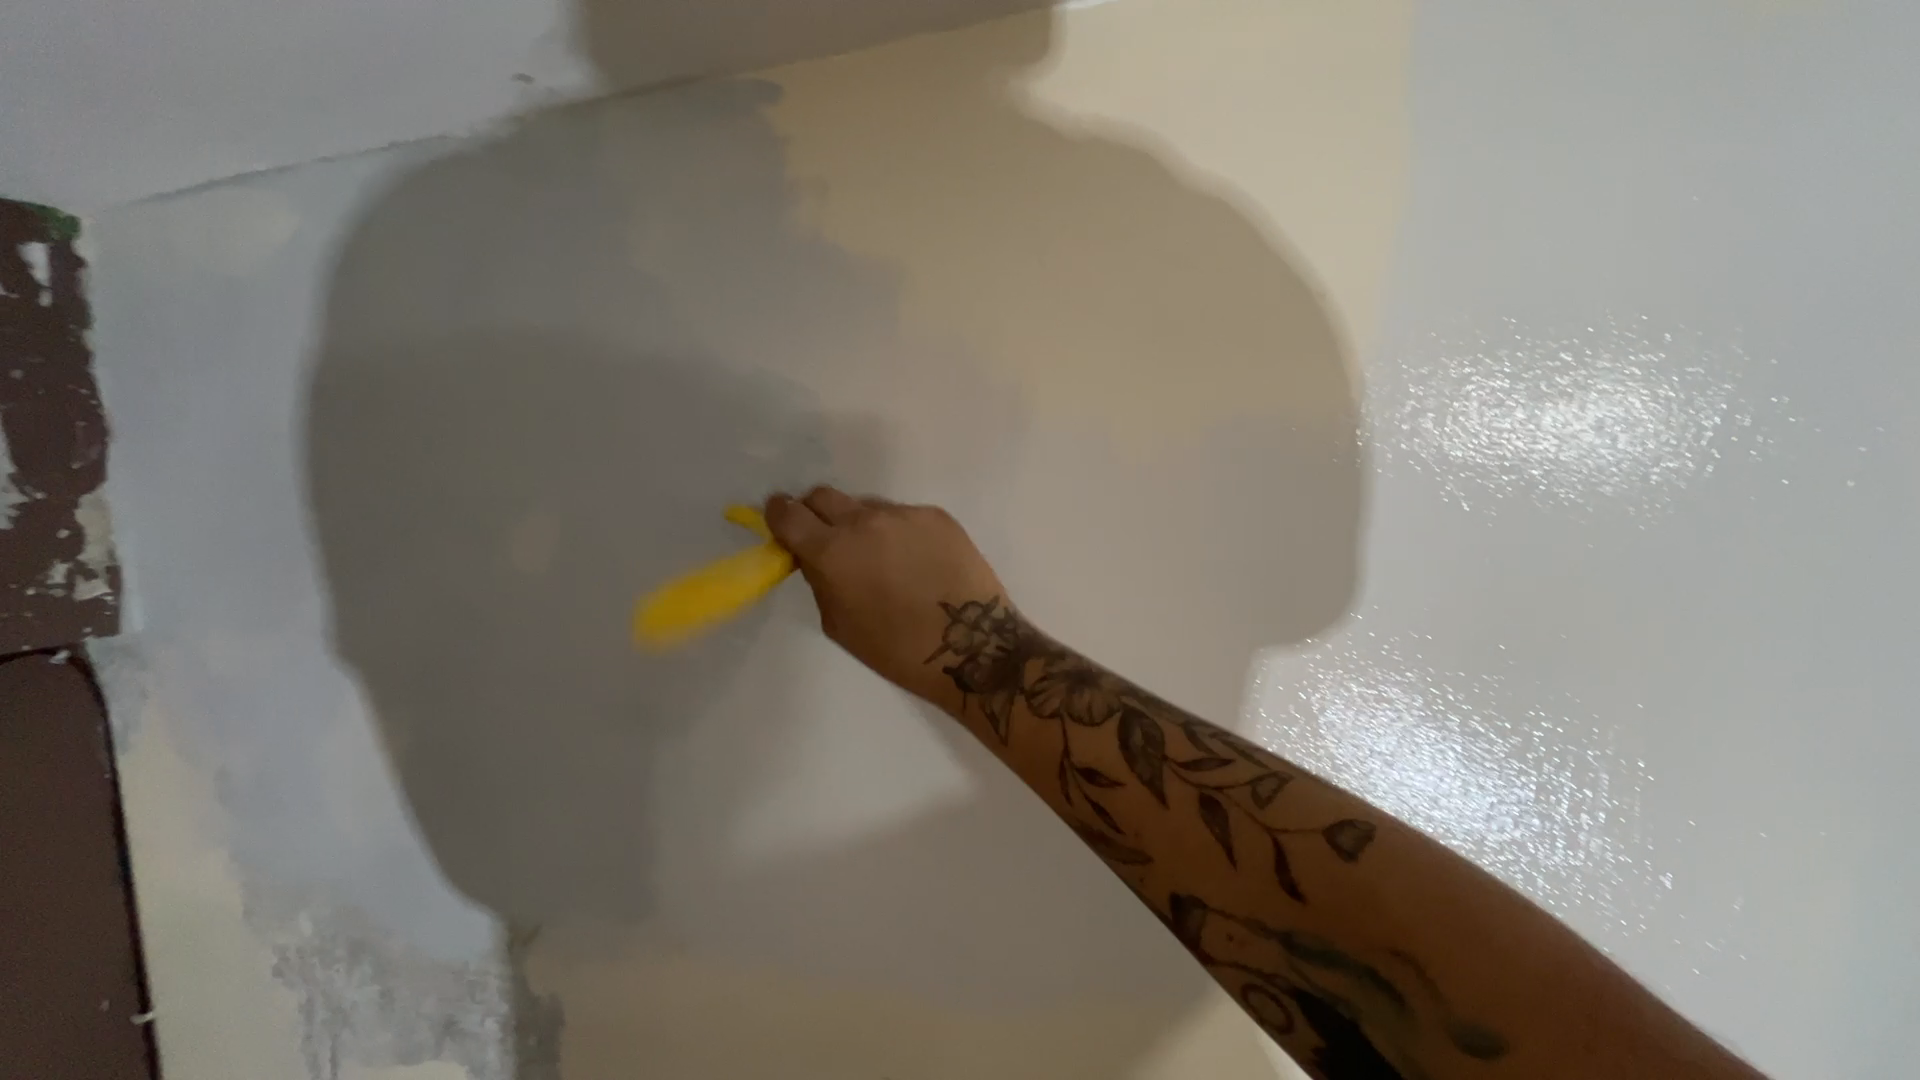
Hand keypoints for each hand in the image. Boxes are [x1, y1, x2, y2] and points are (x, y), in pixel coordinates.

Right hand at [765, 487, 1006, 701]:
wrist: (973, 643)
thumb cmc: (898, 649)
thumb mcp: (840, 626)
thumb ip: (820, 582)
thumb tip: (814, 557)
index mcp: (833, 551)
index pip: (789, 514)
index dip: (778, 514)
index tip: (779, 519)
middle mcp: (865, 521)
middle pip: (824, 497)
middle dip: (815, 513)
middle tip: (825, 537)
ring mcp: (905, 514)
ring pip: (866, 506)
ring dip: (861, 525)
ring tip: (880, 559)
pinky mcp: (937, 516)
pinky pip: (903, 515)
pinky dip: (898, 532)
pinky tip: (914, 561)